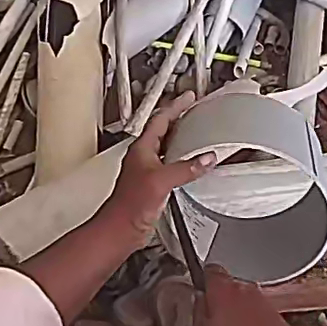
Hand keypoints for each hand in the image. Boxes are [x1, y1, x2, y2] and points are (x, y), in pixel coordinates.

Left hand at [99, 94, 217, 238]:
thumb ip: (185, 168)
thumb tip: (205, 159)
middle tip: (195, 111)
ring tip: (197, 133)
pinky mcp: (153, 184)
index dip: (175, 107)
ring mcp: (147, 170)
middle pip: (163, 130)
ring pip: (167, 146)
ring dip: (181, 138)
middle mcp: (143, 156)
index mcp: (141, 148)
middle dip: (179, 119)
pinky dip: (183, 159)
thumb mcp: (160, 181)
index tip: (188, 97)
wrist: (121, 228)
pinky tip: (192, 165)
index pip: (160, 119)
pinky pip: (171, 164)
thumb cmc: (130, 204)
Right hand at [196, 265, 326, 325]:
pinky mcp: (282, 323)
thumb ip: (197, 312)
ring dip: (238, 320)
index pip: (209, 271)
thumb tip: (200, 300)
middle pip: (228, 289)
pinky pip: (260, 322)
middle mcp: (247, 290)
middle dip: (220, 305)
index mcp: (224, 288)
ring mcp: (267, 305)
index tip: (198, 297)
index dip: (202, 282)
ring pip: (245, 306)